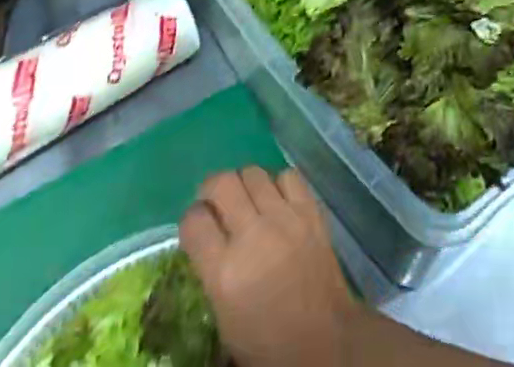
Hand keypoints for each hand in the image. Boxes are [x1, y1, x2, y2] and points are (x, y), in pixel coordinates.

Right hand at [180, 168, 357, 366]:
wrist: (323, 335)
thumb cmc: (265, 340)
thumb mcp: (222, 314)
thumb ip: (211, 269)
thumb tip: (207, 237)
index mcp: (223, 271)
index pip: (193, 220)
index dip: (191, 218)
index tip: (197, 226)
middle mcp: (253, 235)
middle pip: (223, 183)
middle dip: (212, 188)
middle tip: (216, 203)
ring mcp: (286, 218)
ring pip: (254, 173)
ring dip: (245, 183)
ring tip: (248, 200)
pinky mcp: (311, 210)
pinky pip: (289, 176)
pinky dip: (278, 183)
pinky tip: (278, 201)